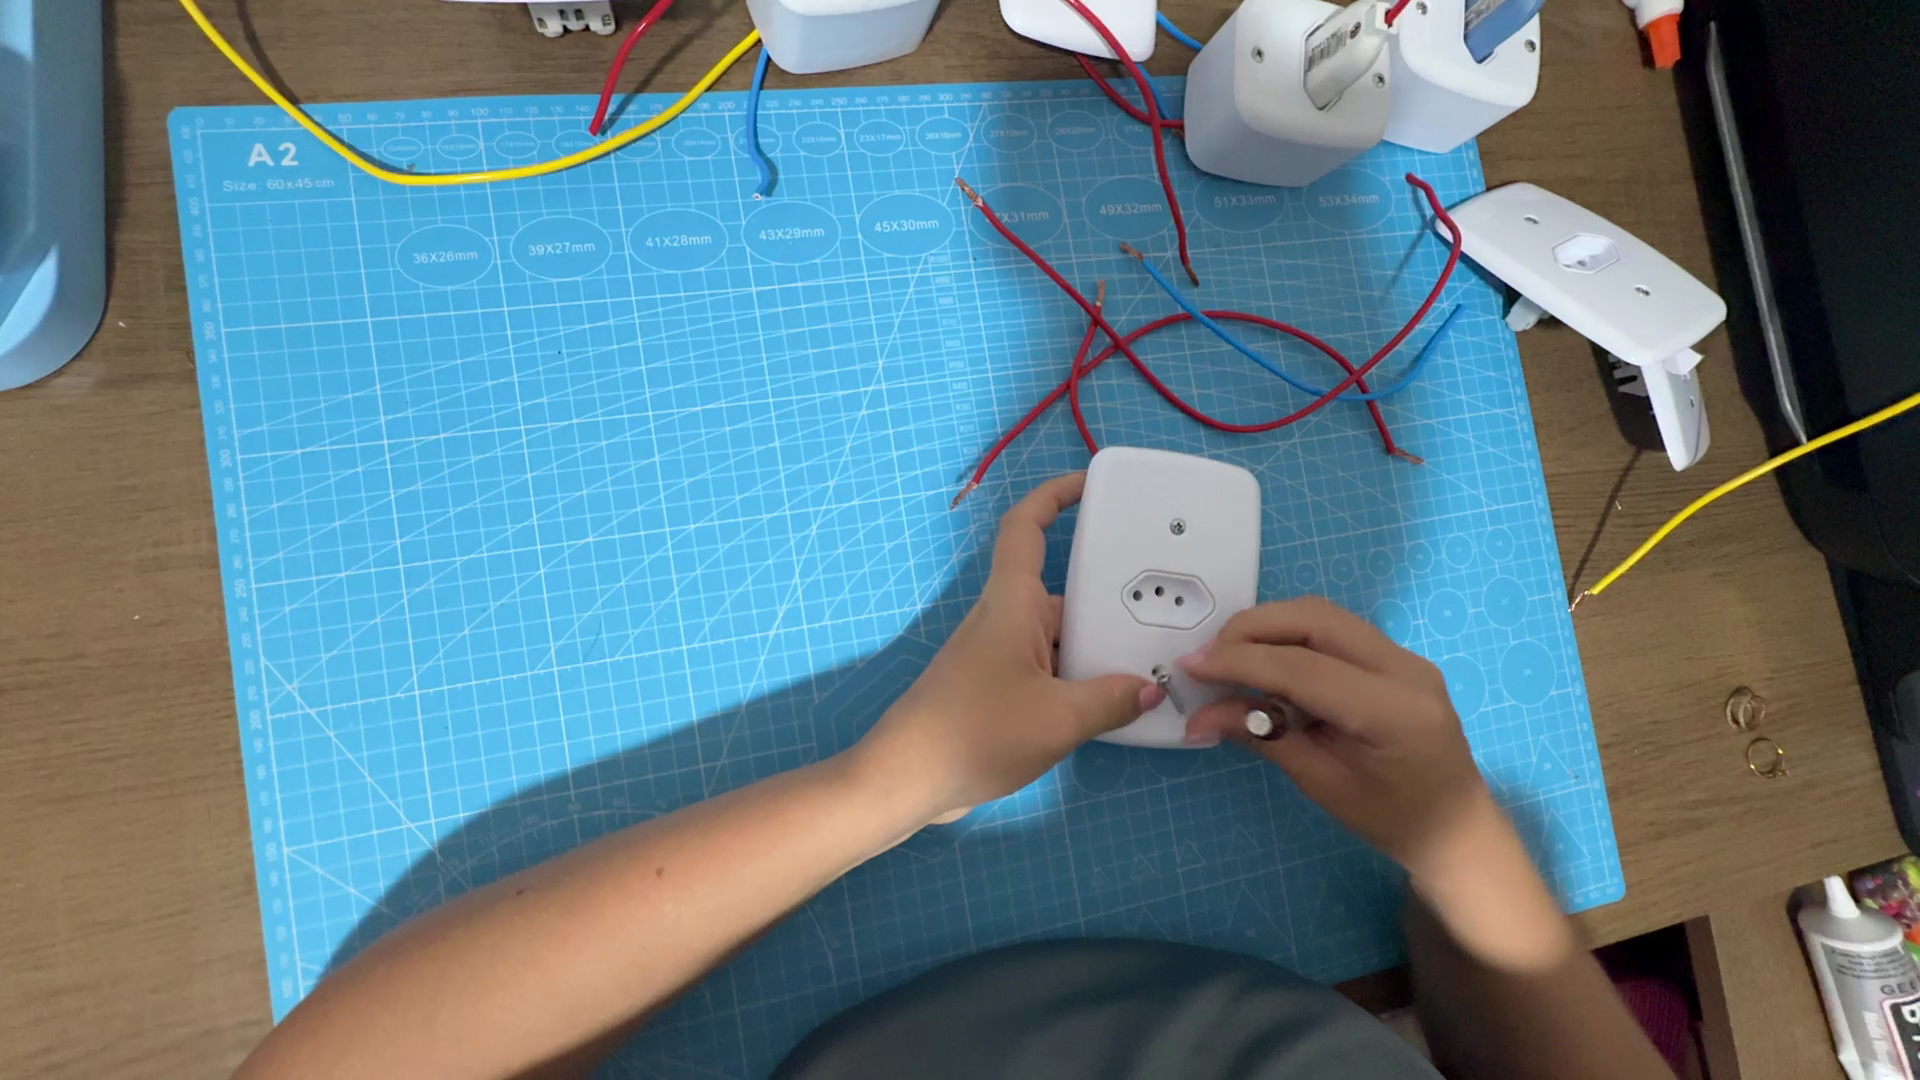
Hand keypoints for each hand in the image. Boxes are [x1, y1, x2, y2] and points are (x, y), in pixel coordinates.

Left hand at [851, 473, 1165, 825]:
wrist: (908, 778)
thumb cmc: (976, 731)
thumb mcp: (1058, 718)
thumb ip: (1110, 701)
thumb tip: (1148, 689)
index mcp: (1012, 602)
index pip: (1026, 526)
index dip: (1055, 495)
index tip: (1090, 482)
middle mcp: (1007, 619)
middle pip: (1063, 591)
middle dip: (1108, 595)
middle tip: (1164, 602)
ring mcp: (1001, 655)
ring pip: (1060, 636)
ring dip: (1098, 646)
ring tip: (1154, 660)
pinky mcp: (999, 688)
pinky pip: (1050, 668)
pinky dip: (1081, 677)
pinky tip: (1116, 703)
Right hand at [1178, 598, 1495, 878]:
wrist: (1456, 827)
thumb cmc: (1390, 818)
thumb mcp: (1320, 783)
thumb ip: (1262, 737)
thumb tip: (1200, 715)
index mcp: (1392, 712)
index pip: (1302, 667)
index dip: (1240, 662)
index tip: (1192, 666)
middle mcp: (1404, 669)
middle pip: (1312, 619)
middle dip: (1250, 629)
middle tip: (1208, 658)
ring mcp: (1403, 656)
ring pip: (1320, 614)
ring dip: (1267, 626)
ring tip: (1229, 657)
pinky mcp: (1392, 655)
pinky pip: (1330, 627)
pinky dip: (1287, 635)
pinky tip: (1264, 660)